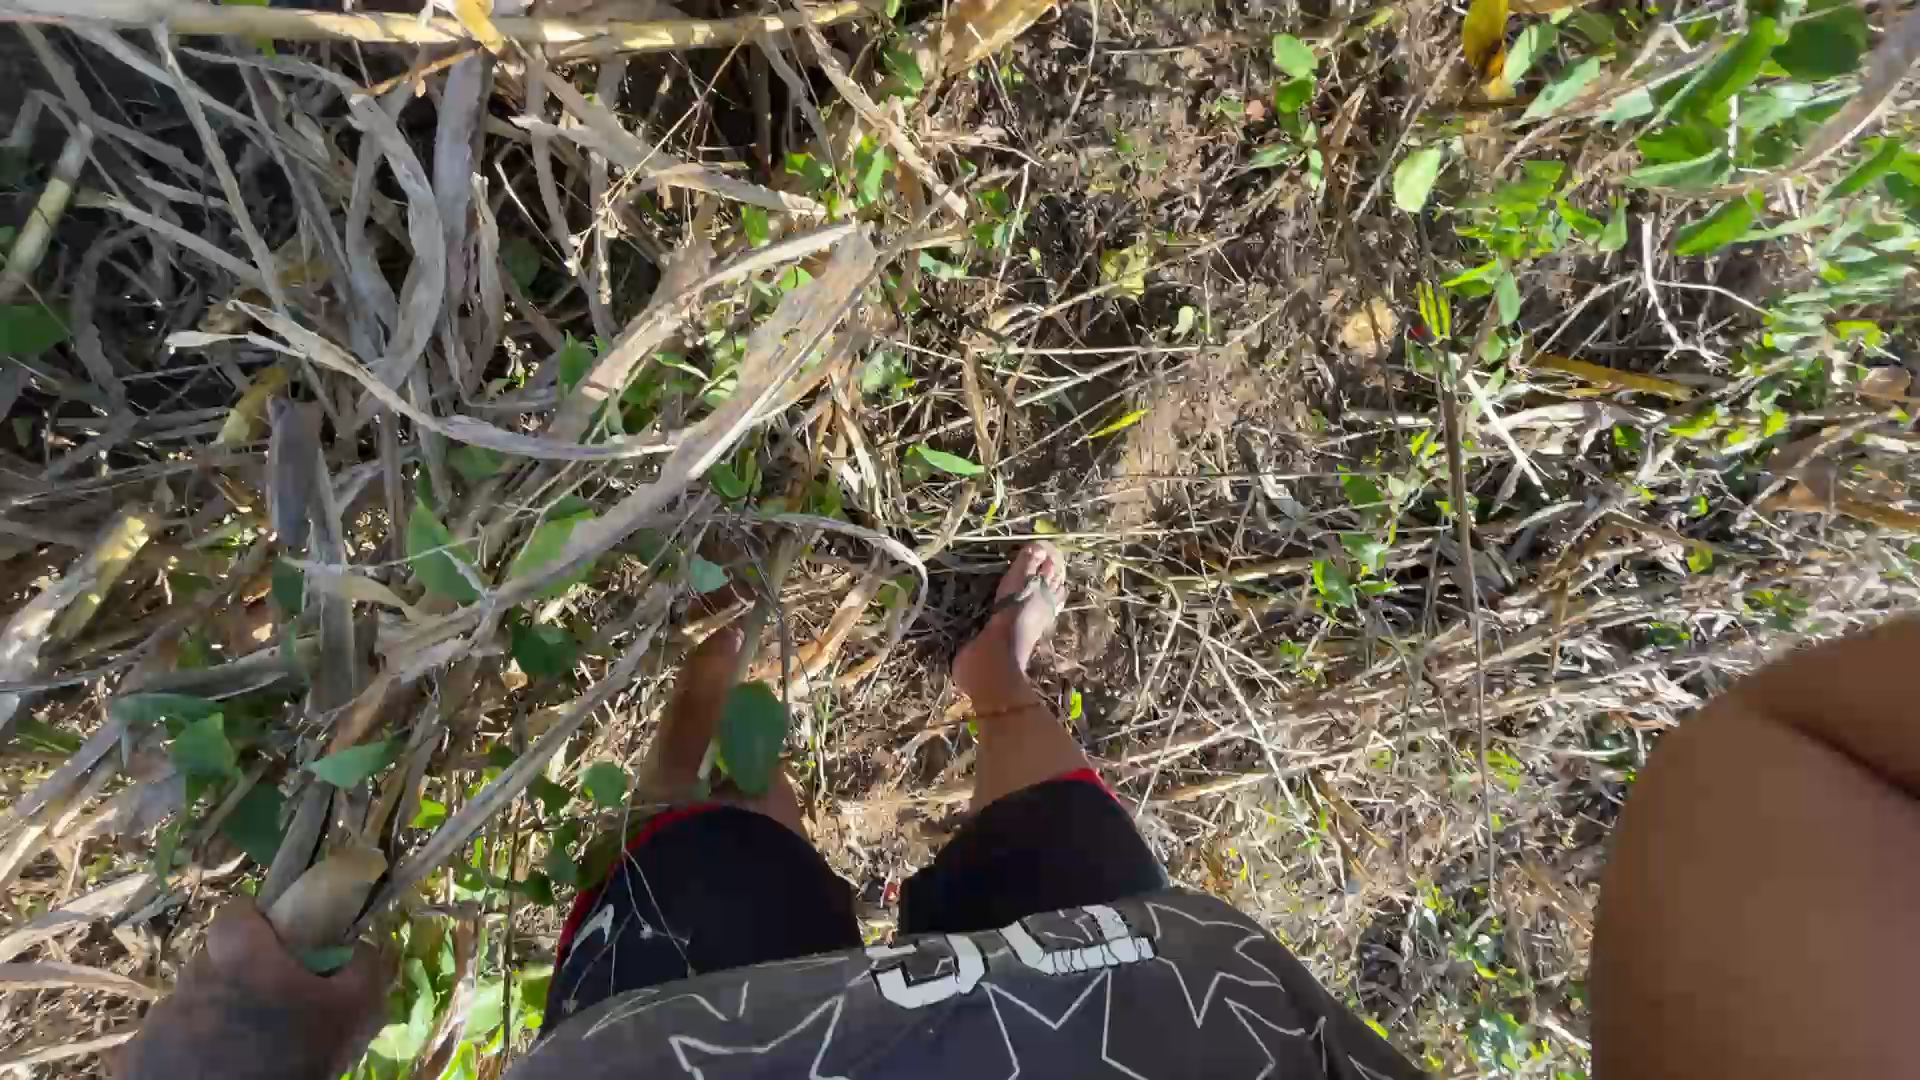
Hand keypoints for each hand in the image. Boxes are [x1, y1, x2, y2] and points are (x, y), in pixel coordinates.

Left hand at [118, 902, 388, 1079]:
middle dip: (237, 971)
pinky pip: (160, 1041)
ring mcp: (152, 1029)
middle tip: (266, 997)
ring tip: (238, 1039)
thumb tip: (356, 945)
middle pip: (212, 960)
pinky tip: (209, 1065)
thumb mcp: (357, 1005)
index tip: (276, 938)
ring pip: (186, 1002)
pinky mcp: (129, 1066)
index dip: (255, 919)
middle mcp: (190, 985)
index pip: (234, 913)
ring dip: (210, 1010)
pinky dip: (182, 1047)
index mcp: (242, 961)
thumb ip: (363, 961)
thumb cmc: (297, 1057)